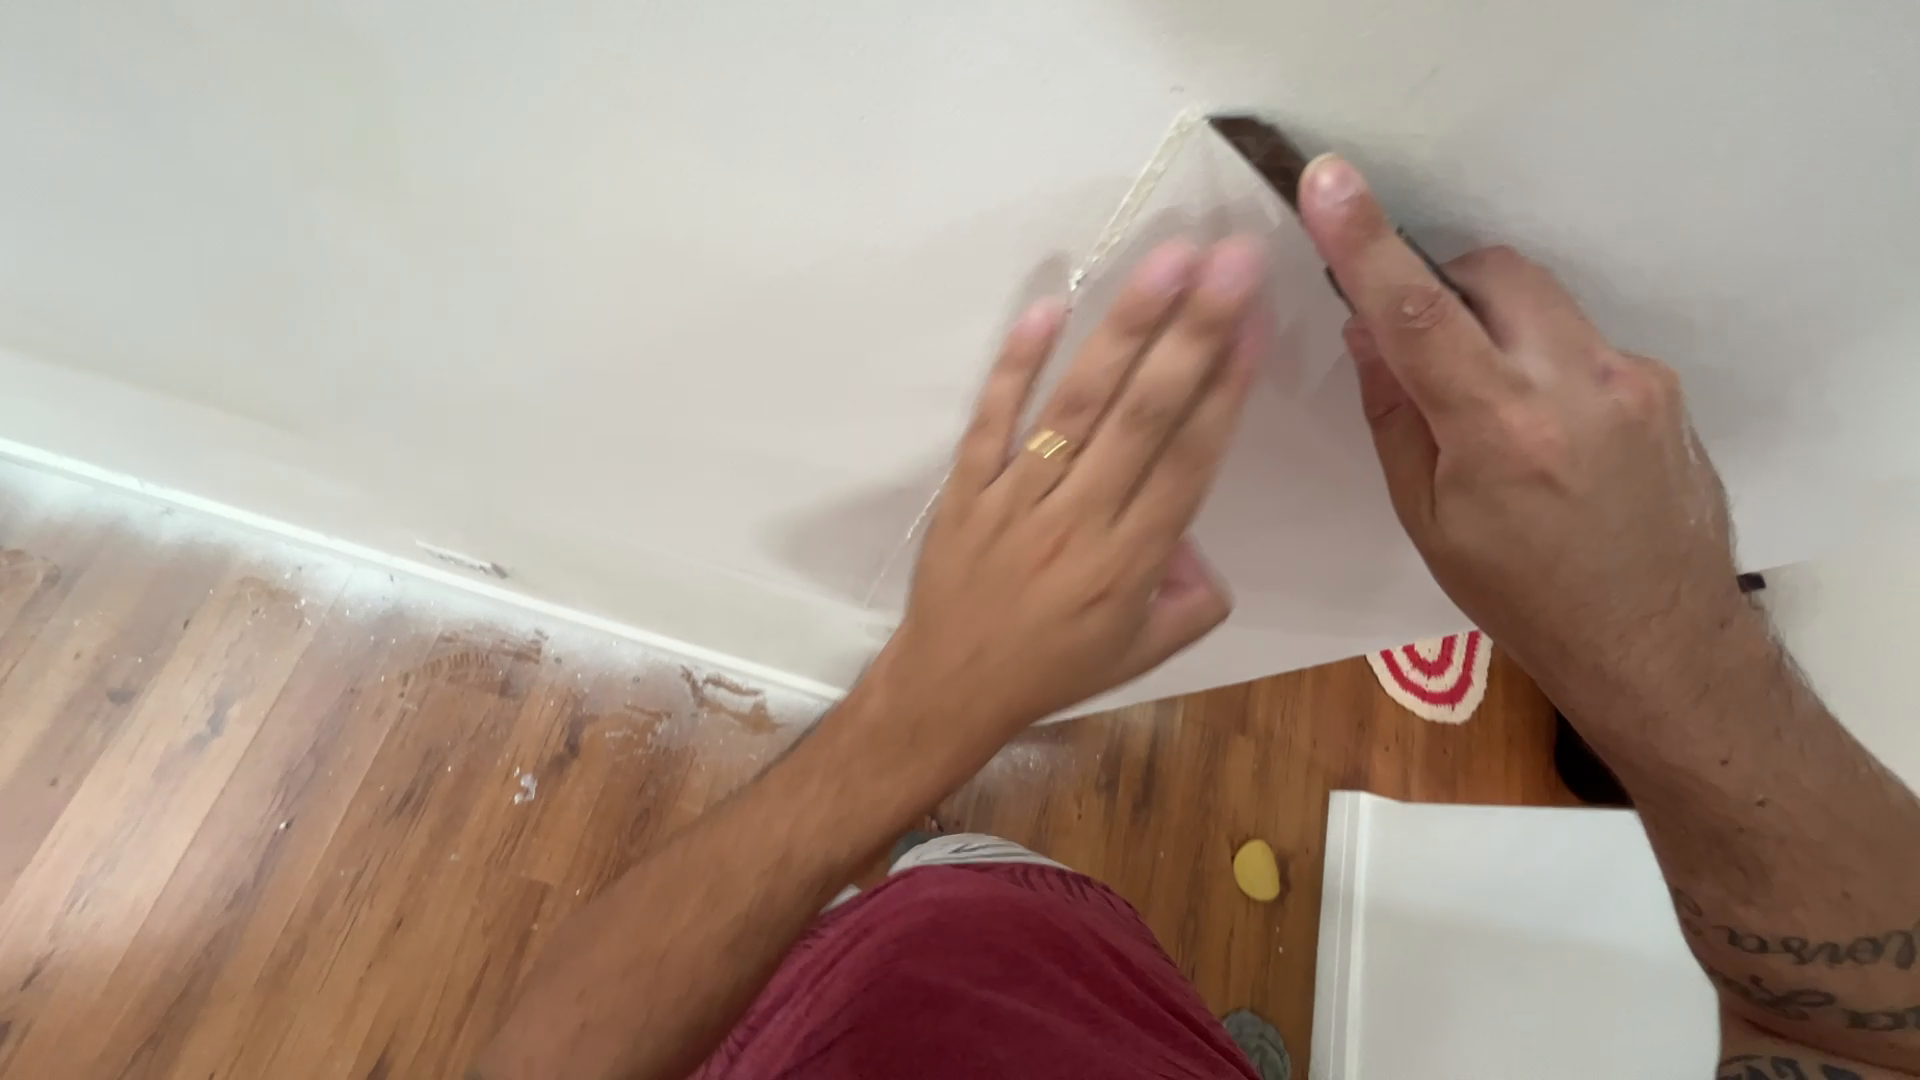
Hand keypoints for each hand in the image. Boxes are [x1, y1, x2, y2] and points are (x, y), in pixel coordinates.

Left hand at [872, 238, 1267, 738]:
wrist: (951, 686)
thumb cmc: (1051, 670)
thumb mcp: (1143, 654)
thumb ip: (1195, 601)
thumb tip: (1202, 540)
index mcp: (1130, 562)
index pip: (1189, 459)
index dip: (1226, 388)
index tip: (1256, 320)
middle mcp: (1079, 519)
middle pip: (1144, 416)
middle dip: (1194, 333)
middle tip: (1232, 257)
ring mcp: (1016, 498)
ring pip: (1076, 405)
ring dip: (1124, 331)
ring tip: (1167, 262)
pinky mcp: (966, 489)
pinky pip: (991, 420)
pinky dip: (1015, 365)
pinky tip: (1047, 308)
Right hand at [1295, 155, 1750, 691]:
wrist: (1652, 638)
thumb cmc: (1513, 591)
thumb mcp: (1425, 515)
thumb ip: (1395, 414)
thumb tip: (1367, 332)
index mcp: (1497, 429)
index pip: (1416, 314)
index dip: (1364, 243)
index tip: (1329, 183)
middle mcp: (1575, 385)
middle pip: (1494, 274)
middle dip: (1438, 280)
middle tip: (1410, 333)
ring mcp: (1633, 378)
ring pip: (1538, 303)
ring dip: (1486, 323)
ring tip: (1473, 400)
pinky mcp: (1660, 385)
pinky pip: (1574, 339)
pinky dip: (1531, 356)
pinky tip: (1530, 425)